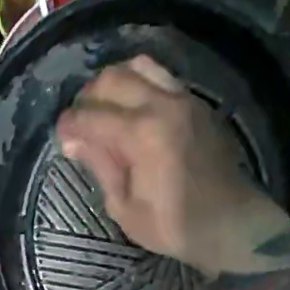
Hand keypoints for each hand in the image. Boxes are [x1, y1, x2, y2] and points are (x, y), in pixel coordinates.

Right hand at [55, 56, 289, 277]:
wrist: (228, 221)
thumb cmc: (169, 223)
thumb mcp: (121, 204)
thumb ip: (100, 164)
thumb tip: (73, 142)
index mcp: (142, 134)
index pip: (89, 115)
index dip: (67, 126)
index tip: (61, 140)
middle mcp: (163, 105)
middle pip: (111, 79)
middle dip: (87, 100)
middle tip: (81, 126)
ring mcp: (184, 99)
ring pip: (137, 67)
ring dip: (114, 85)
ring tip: (104, 112)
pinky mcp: (195, 102)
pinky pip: (160, 76)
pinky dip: (138, 85)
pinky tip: (129, 112)